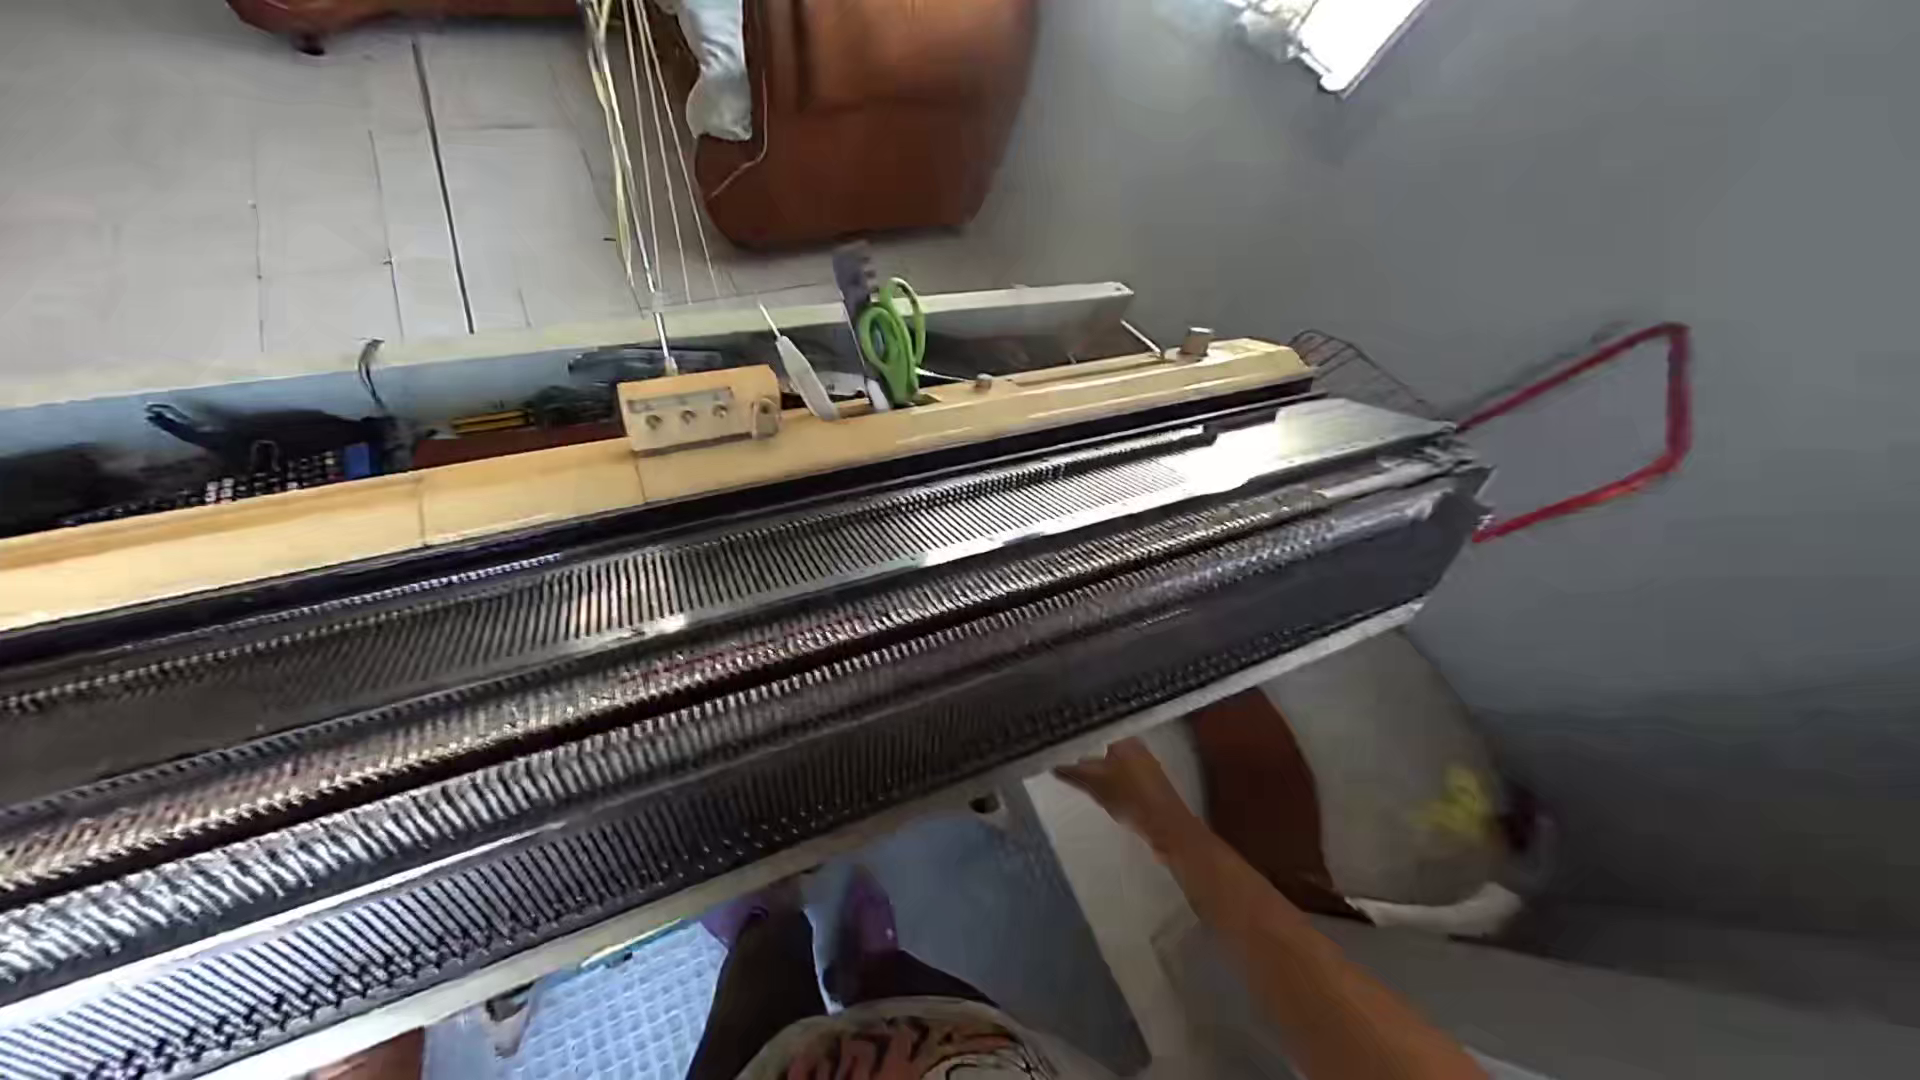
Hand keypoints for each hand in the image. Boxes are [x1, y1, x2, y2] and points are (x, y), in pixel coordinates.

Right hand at [1054, 737, 1198, 851]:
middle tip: (1069, 770)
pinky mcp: (1149, 782)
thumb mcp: (1095, 783)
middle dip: (1086, 760)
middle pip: (1102, 749)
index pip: (1094, 734)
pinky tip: (1105, 795)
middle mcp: (1137, 746)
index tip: (1061, 751)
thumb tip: (1053, 764)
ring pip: (1112, 764)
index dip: (1076, 743)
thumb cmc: (1130, 798)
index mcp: (1124, 739)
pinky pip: (1122, 776)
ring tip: (1084, 783)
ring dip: (1098, 773)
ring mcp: (1145, 764)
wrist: (1167, 828)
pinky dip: (1111, 783)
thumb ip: (1072, 772)